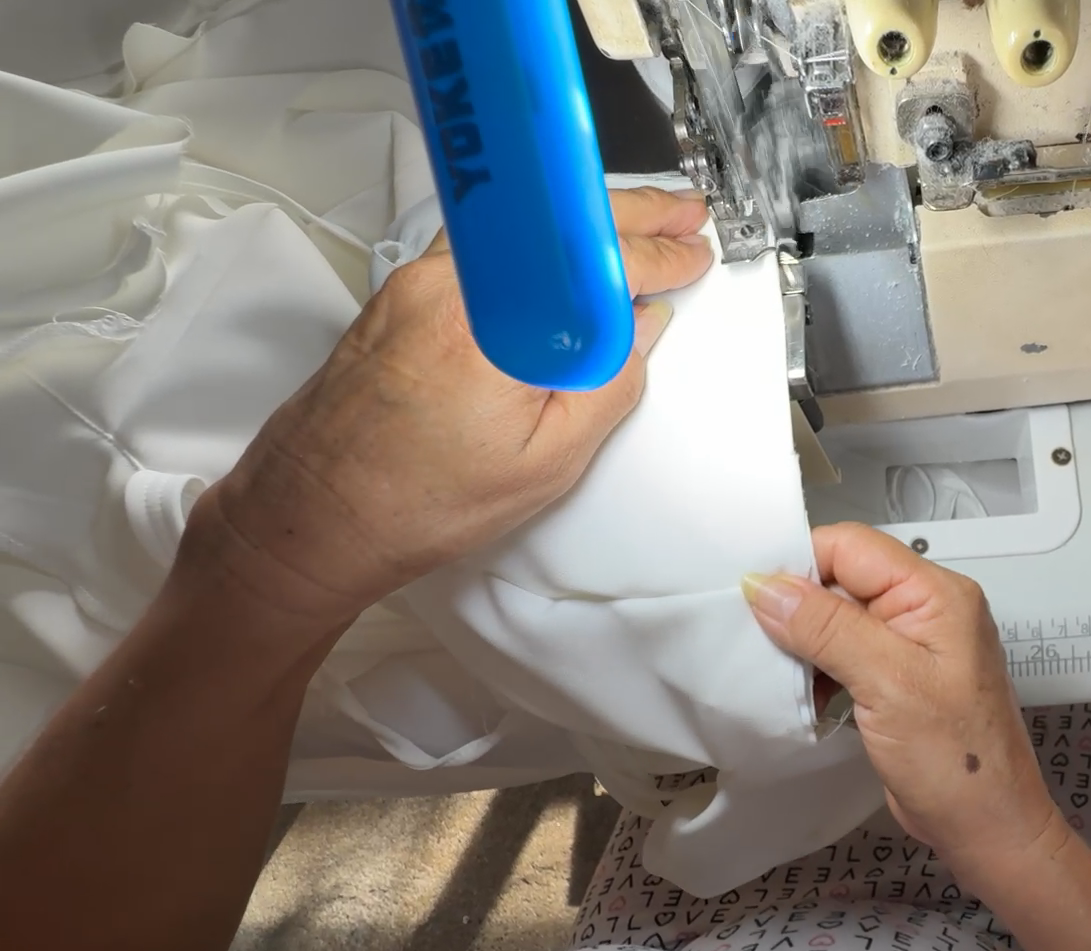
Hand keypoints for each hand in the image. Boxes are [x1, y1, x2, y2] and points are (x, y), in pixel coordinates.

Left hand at [185, 187, 713, 625]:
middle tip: (681, 217)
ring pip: (523, 232)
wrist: (316, 515)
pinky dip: (547, 249)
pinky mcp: (407, 296)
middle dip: (631, 212)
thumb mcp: (552, 460)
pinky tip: (578, 264)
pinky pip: (496, 255)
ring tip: (643, 233)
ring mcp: (419, 283)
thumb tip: (643, 326)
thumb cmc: (425, 500)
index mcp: (492, 325)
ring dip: (590, 226)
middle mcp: (448, 285)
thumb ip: (610, 384)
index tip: (691, 251)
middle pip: (557, 222)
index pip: (593, 260)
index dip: (655, 251)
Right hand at [742, 524, 1065, 876]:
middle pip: (843, 579)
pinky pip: (846, 652)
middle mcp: (924, 608)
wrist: (988, 827)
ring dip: (804, 642)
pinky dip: (818, 668)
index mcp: (934, 592)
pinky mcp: (897, 677)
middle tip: (755, 640)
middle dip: (797, 606)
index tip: (751, 596)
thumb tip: (764, 586)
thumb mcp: (887, 684)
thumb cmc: (954, 759)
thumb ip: (827, 628)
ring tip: (778, 673)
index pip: (853, 547)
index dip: (801, 563)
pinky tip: (803, 694)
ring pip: (839, 617)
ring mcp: (911, 644)